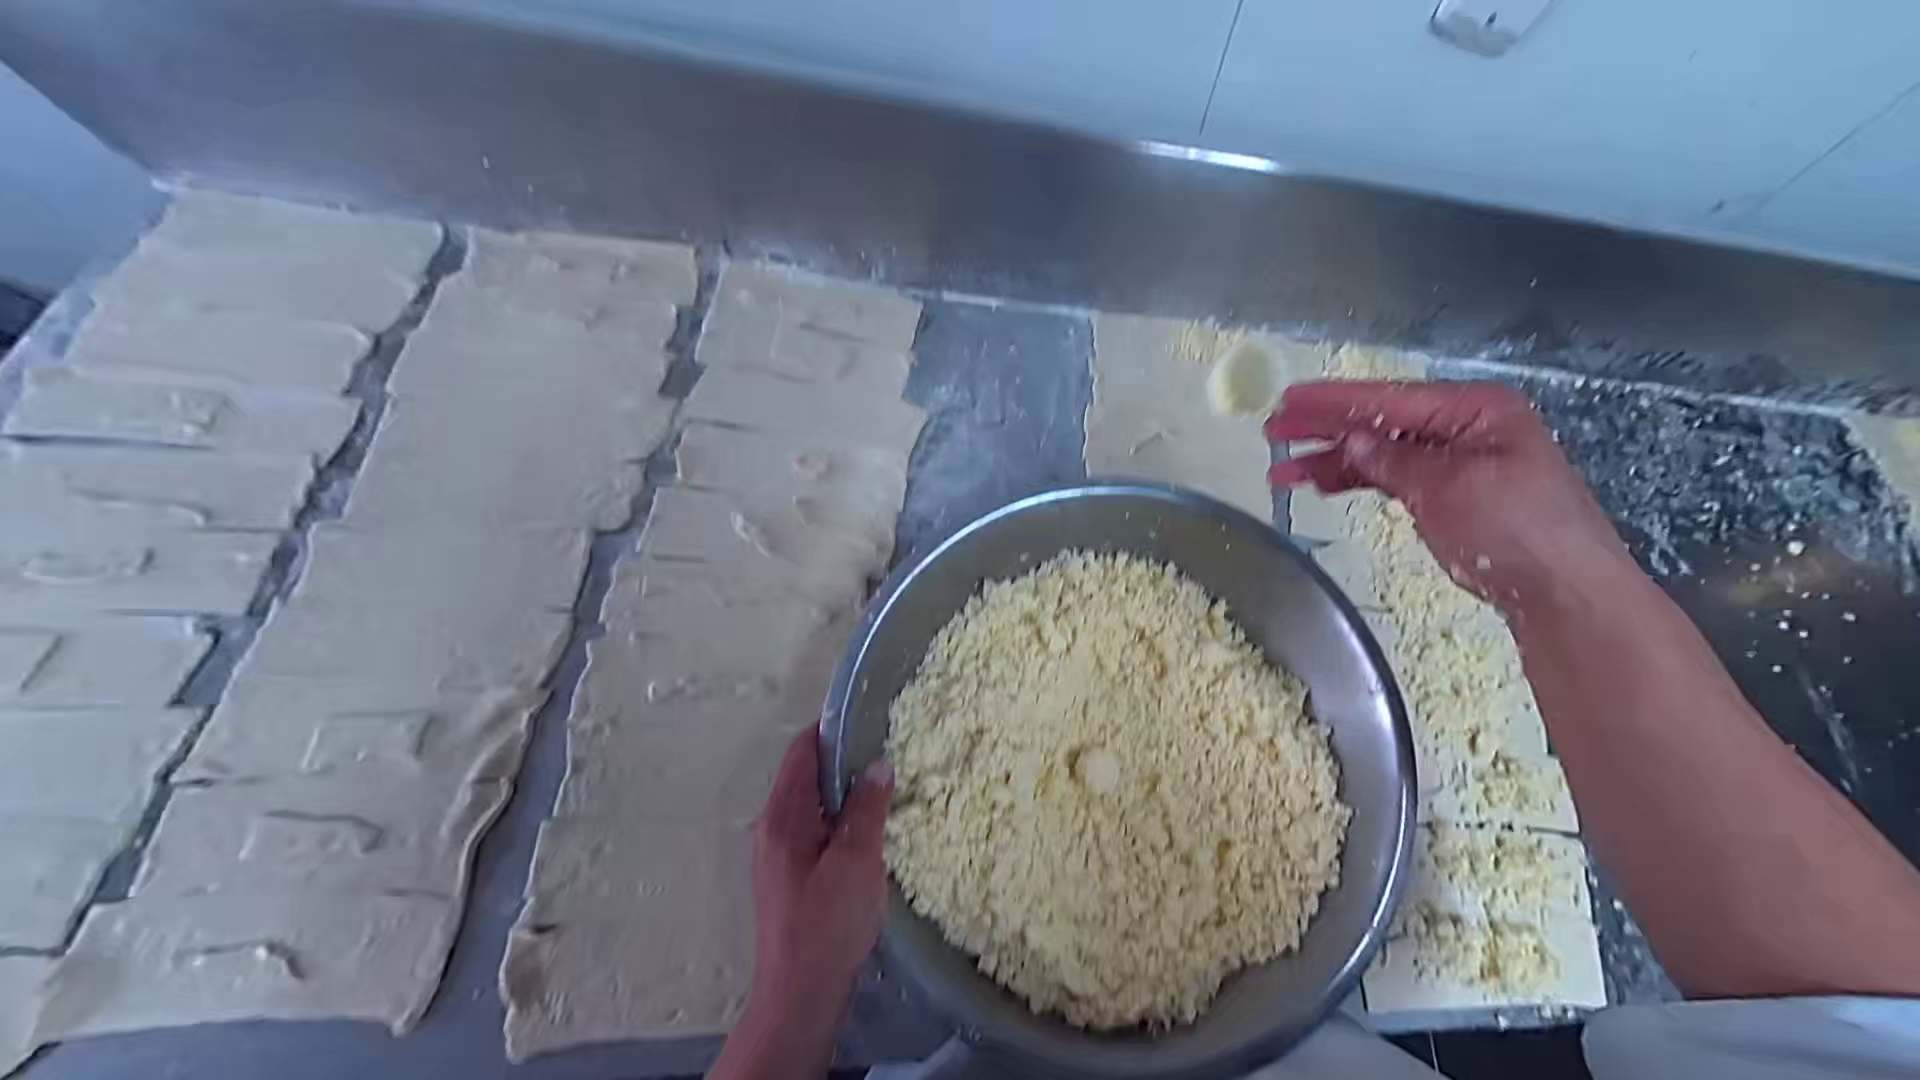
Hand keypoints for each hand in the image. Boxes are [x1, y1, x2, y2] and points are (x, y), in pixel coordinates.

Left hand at [710, 729, 891, 1079]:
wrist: (799, 998)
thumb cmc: (827, 925)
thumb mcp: (856, 861)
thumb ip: (867, 808)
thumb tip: (878, 763)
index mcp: (782, 816)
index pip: (802, 751)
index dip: (831, 727)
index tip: (866, 714)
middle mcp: (772, 827)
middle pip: (805, 774)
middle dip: (842, 758)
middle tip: (884, 747)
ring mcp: (779, 852)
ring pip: (812, 802)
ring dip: (843, 789)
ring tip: (882, 780)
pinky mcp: (790, 873)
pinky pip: (814, 826)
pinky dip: (839, 815)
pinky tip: (868, 824)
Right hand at [1265, 380, 1635, 613]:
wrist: (1562, 590)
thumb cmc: (1516, 530)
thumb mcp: (1450, 486)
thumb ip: (1395, 459)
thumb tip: (1350, 440)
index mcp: (1472, 411)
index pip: (1387, 399)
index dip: (1332, 401)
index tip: (1287, 399)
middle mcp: (1460, 427)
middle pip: (1376, 422)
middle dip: (1321, 429)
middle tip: (1273, 431)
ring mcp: (1452, 460)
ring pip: (1375, 453)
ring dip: (1328, 461)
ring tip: (1281, 471)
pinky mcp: (1443, 491)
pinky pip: (1386, 477)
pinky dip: (1352, 480)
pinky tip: (1319, 483)